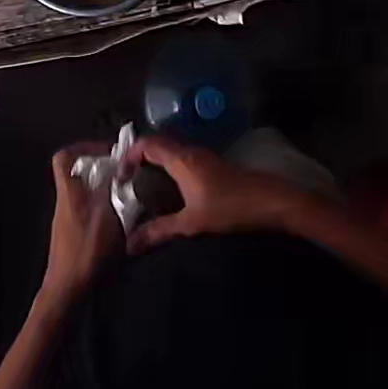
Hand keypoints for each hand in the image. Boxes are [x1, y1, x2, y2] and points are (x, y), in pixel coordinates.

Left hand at [39, 142, 122, 302]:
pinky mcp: (71, 233)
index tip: (105, 152)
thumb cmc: (86, 252)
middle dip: (99, 169)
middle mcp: (65, 201)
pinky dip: (101, 207)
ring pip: (83, 191)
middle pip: (76, 173)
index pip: (64, 157)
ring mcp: (66, 218)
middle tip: (121, 173)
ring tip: (125, 194)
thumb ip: (115, 194)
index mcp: (69, 192)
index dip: (82, 147)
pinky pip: (86, 208)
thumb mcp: (107, 219)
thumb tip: (120, 173)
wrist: (66, 291)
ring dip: (102, 189)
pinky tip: (118, 219)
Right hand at [125, 134, 320, 253]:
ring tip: (140, 183)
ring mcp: (202, 157)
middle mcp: (189, 152)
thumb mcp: (191, 223)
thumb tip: (130, 244)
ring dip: (154, 161)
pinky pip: (181, 158)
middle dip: (138, 156)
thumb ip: (159, 231)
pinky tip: (167, 188)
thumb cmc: (229, 207)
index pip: (147, 144)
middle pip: (157, 145)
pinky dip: (168, 167)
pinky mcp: (212, 165)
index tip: (118, 173)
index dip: (129, 154)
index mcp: (180, 159)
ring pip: (170, 151)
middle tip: (124, 178)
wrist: (269, 201)